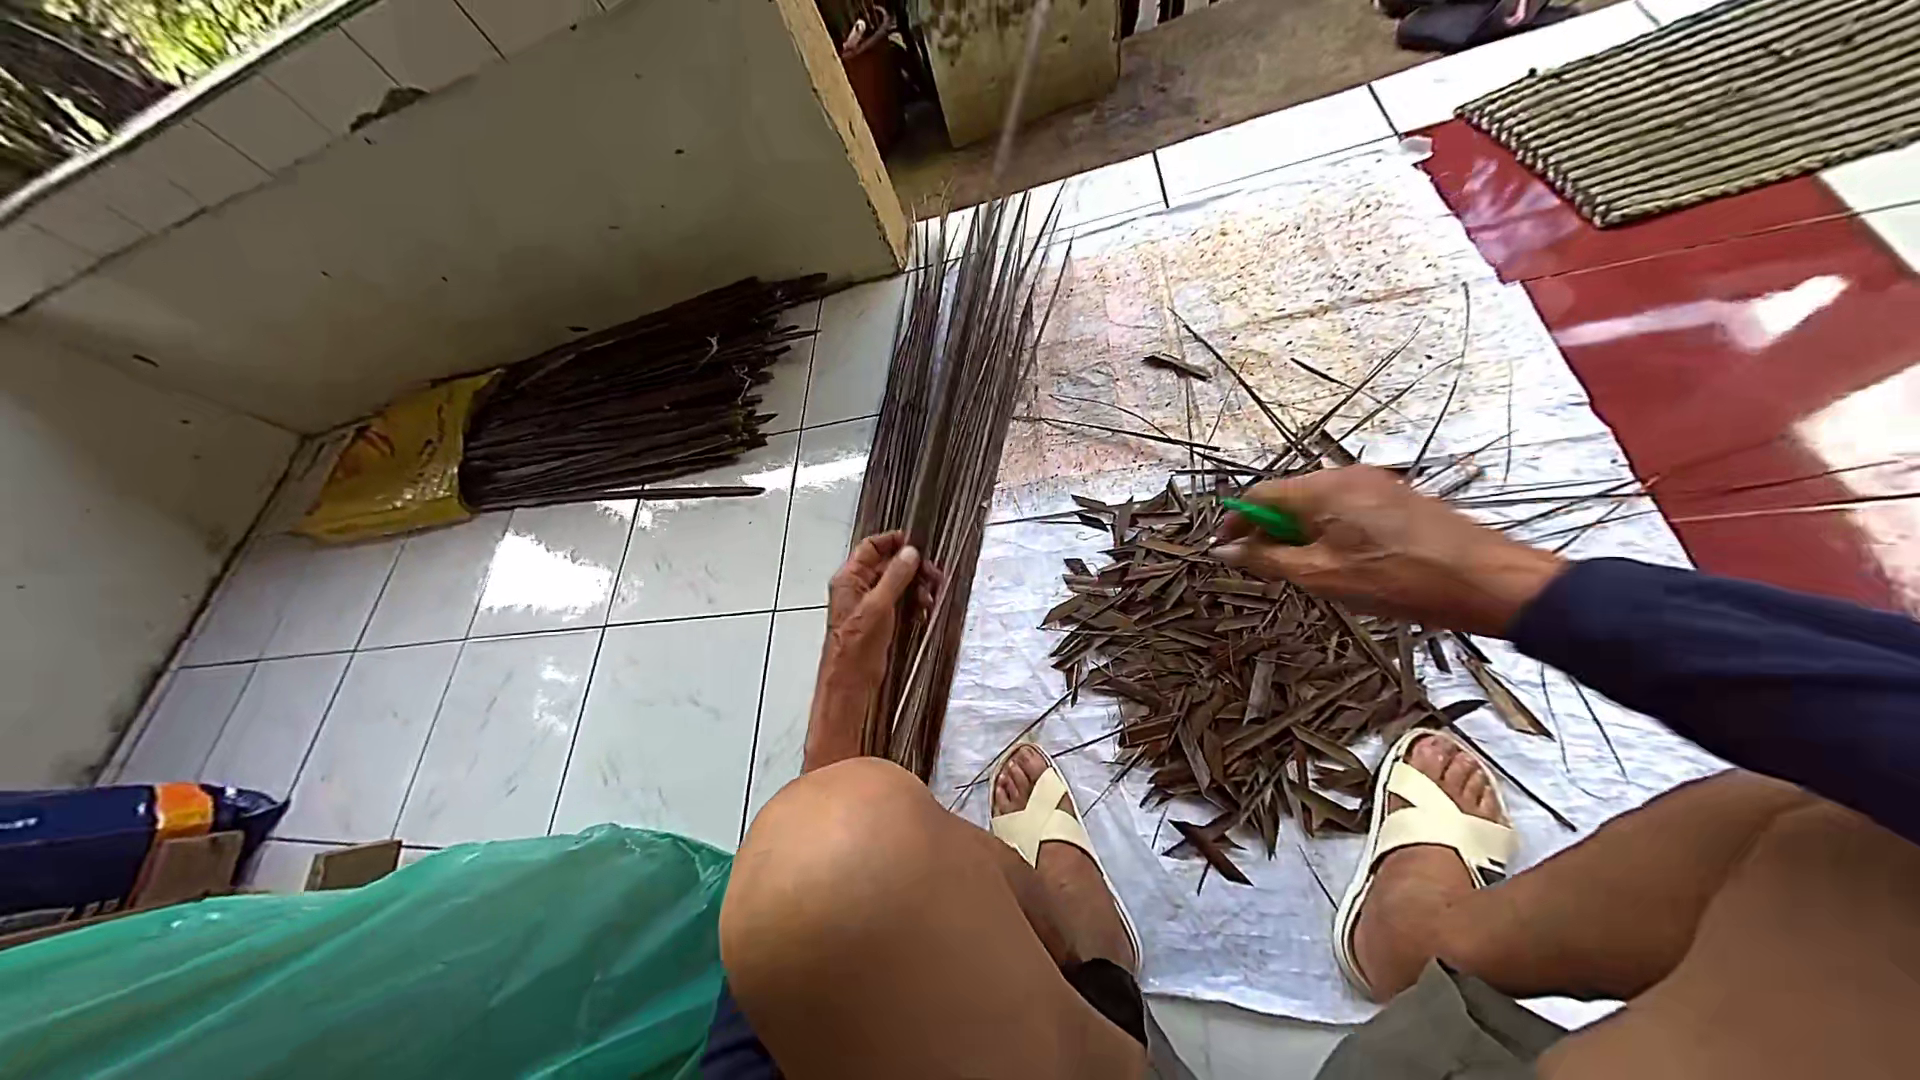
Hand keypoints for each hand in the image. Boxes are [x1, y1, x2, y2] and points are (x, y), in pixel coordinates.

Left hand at [807, 531, 945, 770]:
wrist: (852, 681)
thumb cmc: (856, 645)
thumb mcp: (878, 605)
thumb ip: (895, 577)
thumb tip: (910, 553)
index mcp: (849, 578)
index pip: (871, 547)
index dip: (893, 542)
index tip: (918, 545)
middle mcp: (858, 587)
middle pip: (889, 565)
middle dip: (913, 568)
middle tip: (934, 576)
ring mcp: (870, 604)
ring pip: (898, 584)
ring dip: (917, 587)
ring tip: (931, 598)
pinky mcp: (881, 620)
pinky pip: (901, 603)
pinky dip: (915, 603)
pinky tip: (925, 611)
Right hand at [1211, 465, 1566, 636]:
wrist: (1487, 580)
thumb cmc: (1398, 579)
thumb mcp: (1319, 576)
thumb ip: (1266, 560)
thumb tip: (1225, 552)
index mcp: (1321, 489)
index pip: (1258, 496)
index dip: (1235, 522)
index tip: (1225, 549)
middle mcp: (1344, 476)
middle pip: (1286, 496)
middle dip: (1266, 529)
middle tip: (1262, 565)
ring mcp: (1373, 483)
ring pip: (1314, 503)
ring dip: (1295, 531)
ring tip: (1298, 567)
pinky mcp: (1394, 496)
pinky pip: (1341, 506)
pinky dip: (1324, 528)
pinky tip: (1334, 558)